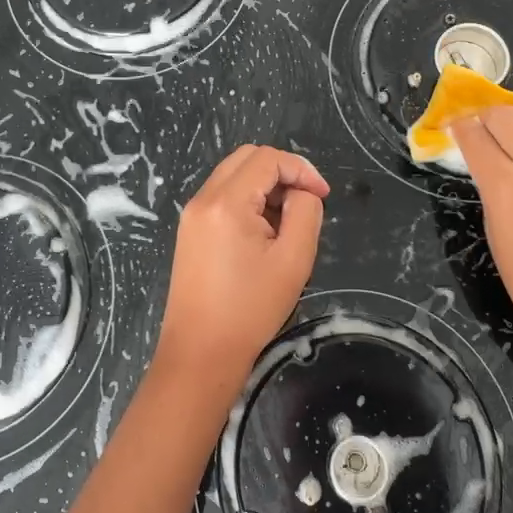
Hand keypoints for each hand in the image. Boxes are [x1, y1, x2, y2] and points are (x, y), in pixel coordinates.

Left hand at [155, 146, 330, 379]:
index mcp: (225, 202)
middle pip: (246, 158)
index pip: (267, 159)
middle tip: (306, 202)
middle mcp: (203, 199)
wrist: (200, 353)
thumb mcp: (293, 260)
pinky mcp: (190, 232)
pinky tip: (263, 234)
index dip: (301, 169)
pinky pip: (222, 197)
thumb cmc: (250, 309)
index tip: (323, 196)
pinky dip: (247, 201)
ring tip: (287, 223)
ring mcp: (191, 215)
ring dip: (265, 186)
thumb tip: (301, 193)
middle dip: (282, 172)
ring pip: (233, 176)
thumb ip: (305, 213)